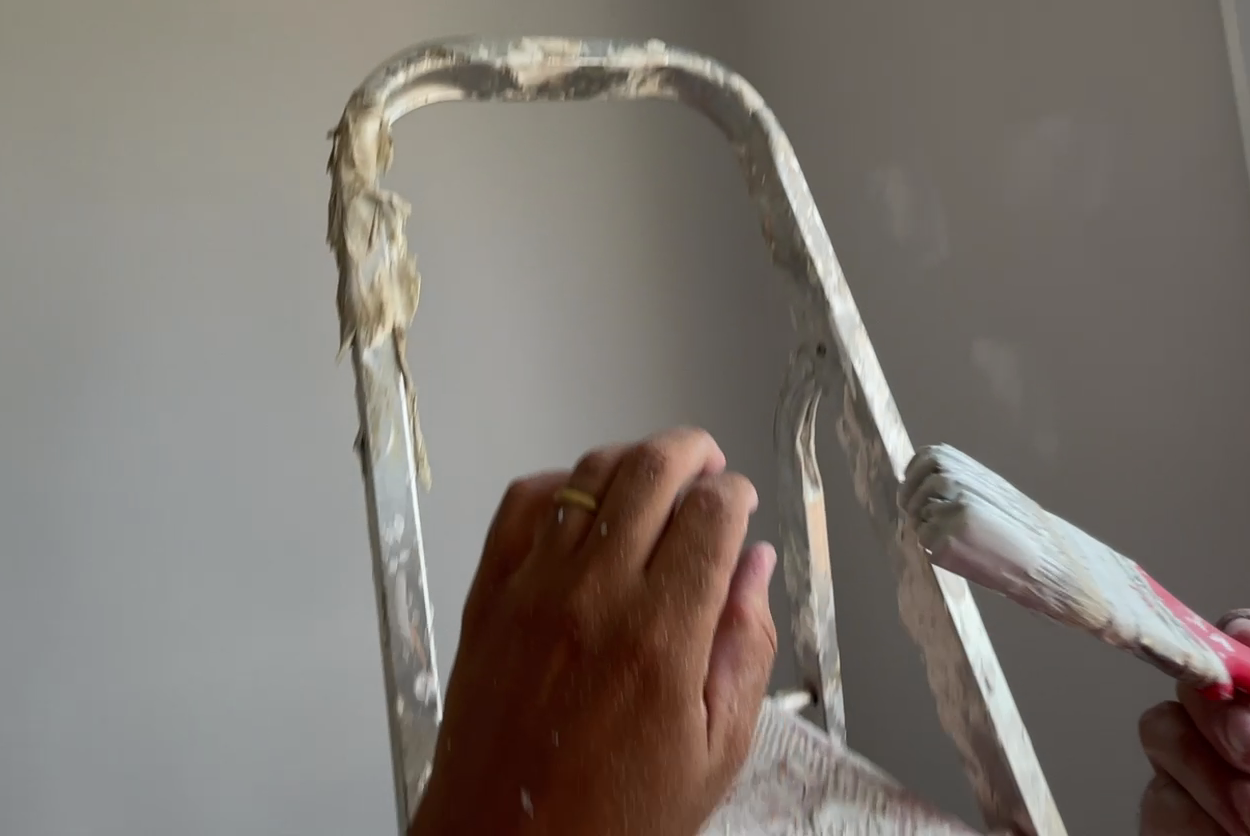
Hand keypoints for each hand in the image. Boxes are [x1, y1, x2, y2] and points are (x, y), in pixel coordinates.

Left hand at [408, 428, 778, 835]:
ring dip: (634, 457)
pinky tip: (585, 500)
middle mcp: (596, 592)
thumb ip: (746, 646)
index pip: (711, 516)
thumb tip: (757, 561)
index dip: (735, 493)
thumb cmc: (621, 813)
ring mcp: (535, 583)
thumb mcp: (717, 750)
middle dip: (692, 450)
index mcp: (662, 635)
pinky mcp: (491, 587)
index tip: (739, 501)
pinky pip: (524, 500)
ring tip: (656, 475)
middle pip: (652, 470)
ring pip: (591, 473)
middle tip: (707, 465)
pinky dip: (562, 482)